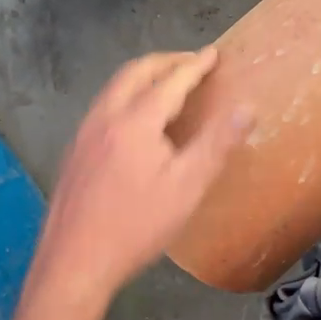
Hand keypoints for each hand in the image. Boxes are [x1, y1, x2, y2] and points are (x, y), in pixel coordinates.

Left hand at [28, 49, 250, 319]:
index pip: (171, 80)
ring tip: (168, 85)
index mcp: (135, 121)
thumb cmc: (136, 226)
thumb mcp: (187, 187)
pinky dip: (127, 95)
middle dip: (166, 62)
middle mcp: (105, 118)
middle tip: (193, 64)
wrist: (72, 266)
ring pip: (115, 88)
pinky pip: (104, 106)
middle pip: (135, 72)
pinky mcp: (74, 153)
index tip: (214, 54)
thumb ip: (217, 144)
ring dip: (144, 76)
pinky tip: (137, 121)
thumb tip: (247, 108)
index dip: (196, 65)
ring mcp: (84, 135)